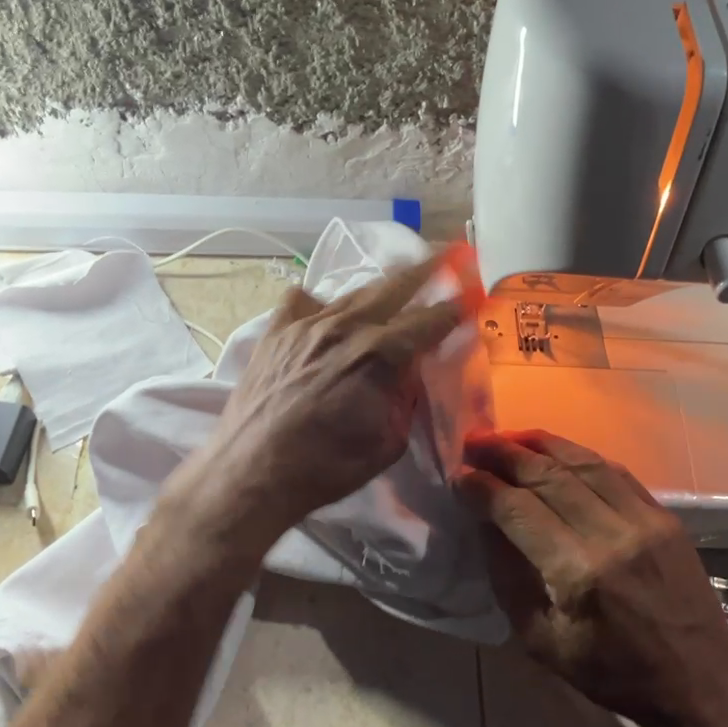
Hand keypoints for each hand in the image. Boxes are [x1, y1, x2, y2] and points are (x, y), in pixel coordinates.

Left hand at [198, 254, 460, 532]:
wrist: (253, 472)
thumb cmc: (327, 468)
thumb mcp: (388, 443)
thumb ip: (405, 401)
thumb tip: (409, 376)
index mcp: (381, 355)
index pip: (430, 321)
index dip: (456, 307)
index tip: (473, 294)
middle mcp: (346, 327)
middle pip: (395, 286)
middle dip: (427, 269)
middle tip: (446, 254)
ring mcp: (307, 324)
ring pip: (352, 292)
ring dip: (381, 285)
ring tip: (397, 279)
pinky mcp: (276, 332)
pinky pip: (302, 300)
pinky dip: (322, 302)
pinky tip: (326, 313)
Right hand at [455, 430, 727, 726]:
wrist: (698, 681)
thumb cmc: (613, 673)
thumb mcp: (543, 642)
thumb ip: (508, 580)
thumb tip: (486, 528)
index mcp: (578, 572)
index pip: (519, 510)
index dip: (483, 488)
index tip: (459, 476)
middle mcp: (612, 534)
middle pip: (549, 476)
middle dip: (505, 454)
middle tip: (474, 442)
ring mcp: (644, 520)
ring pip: (584, 463)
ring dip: (542, 444)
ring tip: (508, 437)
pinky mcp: (664, 517)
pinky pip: (616, 472)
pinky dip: (581, 456)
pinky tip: (558, 452)